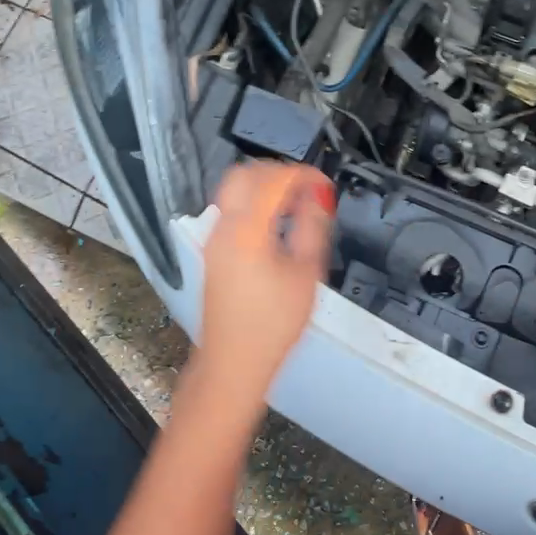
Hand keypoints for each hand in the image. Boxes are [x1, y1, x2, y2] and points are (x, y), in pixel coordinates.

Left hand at [191, 162, 334, 399]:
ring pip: (234, 190)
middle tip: (306, 185)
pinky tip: (276, 222)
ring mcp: (213, 240)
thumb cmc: (271, 327)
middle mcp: (223, 229)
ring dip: (264, 186)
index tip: (322, 183)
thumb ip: (313, 228)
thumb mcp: (306, 275)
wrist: (234, 362)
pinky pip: (230, 211)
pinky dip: (253, 203)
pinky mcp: (213, 253)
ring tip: (295, 202)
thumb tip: (317, 200)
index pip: (273, 180)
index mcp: (247, 231)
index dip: (302, 174)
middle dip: (279, 172)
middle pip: (245, 174)